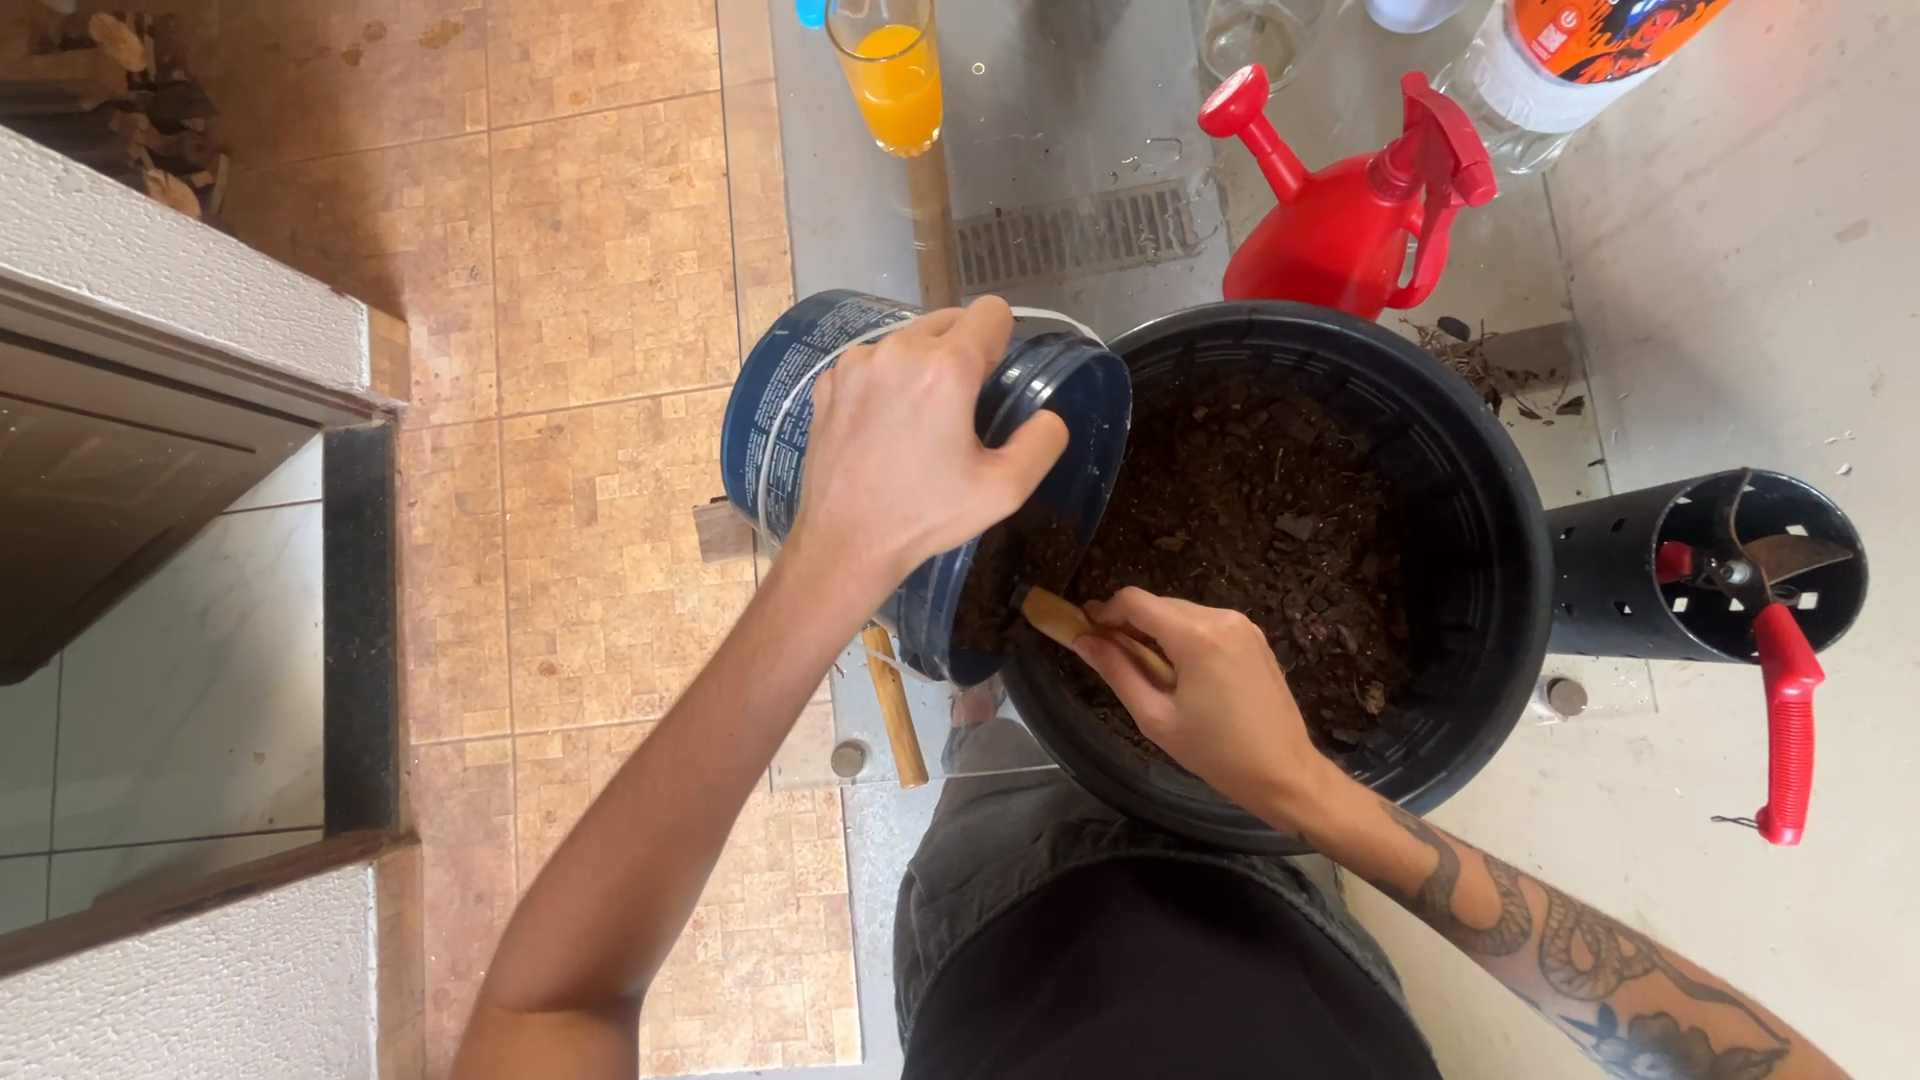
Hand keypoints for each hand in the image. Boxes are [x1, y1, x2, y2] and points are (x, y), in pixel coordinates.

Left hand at [785, 296, 1069, 598]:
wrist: (844, 542)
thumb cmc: (926, 516)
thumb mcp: (1005, 490)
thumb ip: (1044, 440)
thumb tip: (1047, 414)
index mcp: (945, 369)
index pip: (992, 311)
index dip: (1001, 346)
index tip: (989, 387)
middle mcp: (898, 350)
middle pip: (949, 320)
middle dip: (963, 353)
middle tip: (957, 411)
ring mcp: (856, 363)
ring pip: (908, 340)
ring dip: (922, 365)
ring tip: (916, 422)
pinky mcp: (829, 381)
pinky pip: (872, 362)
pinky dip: (884, 382)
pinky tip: (881, 428)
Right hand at [1074, 587, 1344, 830]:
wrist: (1286, 774)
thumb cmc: (1216, 753)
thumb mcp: (1155, 717)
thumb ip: (1116, 671)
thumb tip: (1083, 640)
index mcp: (1196, 636)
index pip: (1135, 601)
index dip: (1105, 611)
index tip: (1086, 632)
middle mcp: (1221, 617)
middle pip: (1158, 603)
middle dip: (1129, 624)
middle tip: (1111, 657)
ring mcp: (1242, 625)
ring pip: (1180, 611)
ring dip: (1156, 631)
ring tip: (1148, 671)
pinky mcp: (1253, 636)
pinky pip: (1204, 622)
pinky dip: (1182, 636)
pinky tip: (1181, 672)